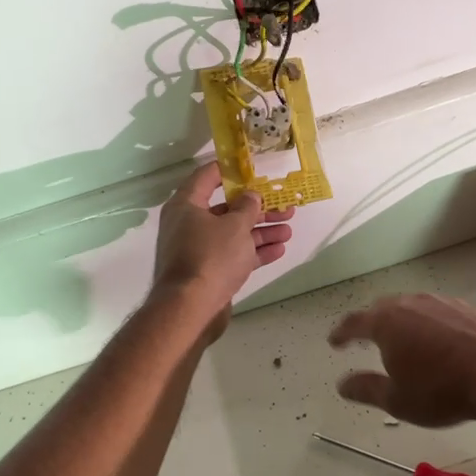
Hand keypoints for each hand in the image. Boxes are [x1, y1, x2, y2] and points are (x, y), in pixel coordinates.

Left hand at [153, 162, 293, 319]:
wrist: (191, 308)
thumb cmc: (211, 256)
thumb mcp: (235, 225)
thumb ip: (247, 207)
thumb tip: (251, 195)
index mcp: (186, 205)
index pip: (207, 177)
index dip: (230, 170)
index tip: (253, 168)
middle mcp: (189, 224)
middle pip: (226, 209)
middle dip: (257, 208)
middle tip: (284, 205)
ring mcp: (199, 249)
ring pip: (234, 234)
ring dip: (262, 231)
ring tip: (289, 230)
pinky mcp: (209, 272)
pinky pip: (234, 255)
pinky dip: (255, 252)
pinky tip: (279, 250)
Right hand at [329, 294, 475, 426]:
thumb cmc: (441, 390)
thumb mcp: (397, 400)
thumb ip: (367, 389)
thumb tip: (342, 384)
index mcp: (387, 322)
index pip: (355, 322)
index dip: (342, 333)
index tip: (334, 341)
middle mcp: (411, 303)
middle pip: (383, 308)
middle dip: (372, 323)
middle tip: (366, 338)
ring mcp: (442, 302)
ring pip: (413, 307)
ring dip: (403, 321)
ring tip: (403, 340)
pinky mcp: (468, 309)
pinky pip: (438, 312)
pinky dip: (429, 324)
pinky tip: (438, 342)